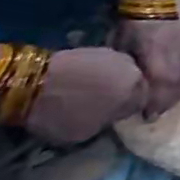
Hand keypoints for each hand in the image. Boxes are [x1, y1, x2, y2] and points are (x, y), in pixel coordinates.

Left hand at [21, 47, 145, 143]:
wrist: (35, 81)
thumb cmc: (63, 114)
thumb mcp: (89, 131)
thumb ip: (109, 120)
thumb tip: (112, 115)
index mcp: (134, 90)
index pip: (144, 102)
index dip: (132, 112)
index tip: (119, 119)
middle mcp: (130, 67)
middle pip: (135, 83)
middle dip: (126, 94)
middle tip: (110, 107)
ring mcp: (113, 54)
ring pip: (121, 72)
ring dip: (114, 83)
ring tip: (97, 95)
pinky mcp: (95, 48)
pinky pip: (106, 65)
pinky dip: (101, 75)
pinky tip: (87, 84)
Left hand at [112, 18, 179, 118]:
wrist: (148, 4)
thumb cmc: (131, 28)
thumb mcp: (122, 49)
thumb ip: (128, 71)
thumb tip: (128, 92)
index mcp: (156, 54)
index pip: (162, 84)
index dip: (157, 102)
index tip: (148, 115)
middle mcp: (176, 52)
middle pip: (179, 83)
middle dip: (169, 101)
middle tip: (158, 110)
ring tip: (173, 98)